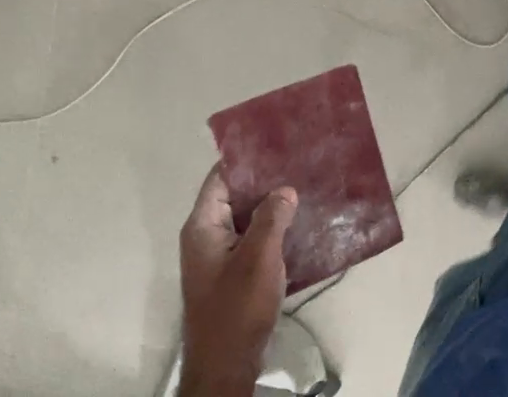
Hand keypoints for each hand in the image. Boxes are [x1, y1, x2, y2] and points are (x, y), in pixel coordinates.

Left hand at [178, 165, 297, 396]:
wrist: (225, 366)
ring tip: (304, 185)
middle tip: (298, 160)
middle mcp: (206, 235)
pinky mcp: (232, 272)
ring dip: (271, 205)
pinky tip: (299, 222)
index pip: (221, 177)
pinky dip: (271, 228)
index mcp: (203, 225)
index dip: (246, 158)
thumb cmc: (237, 308)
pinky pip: (251, 238)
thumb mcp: (258, 257)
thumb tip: (284, 189)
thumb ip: (271, 217)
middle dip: (264, 179)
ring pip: (245, 217)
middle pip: (233, 195)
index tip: (276, 142)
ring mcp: (218, 255)